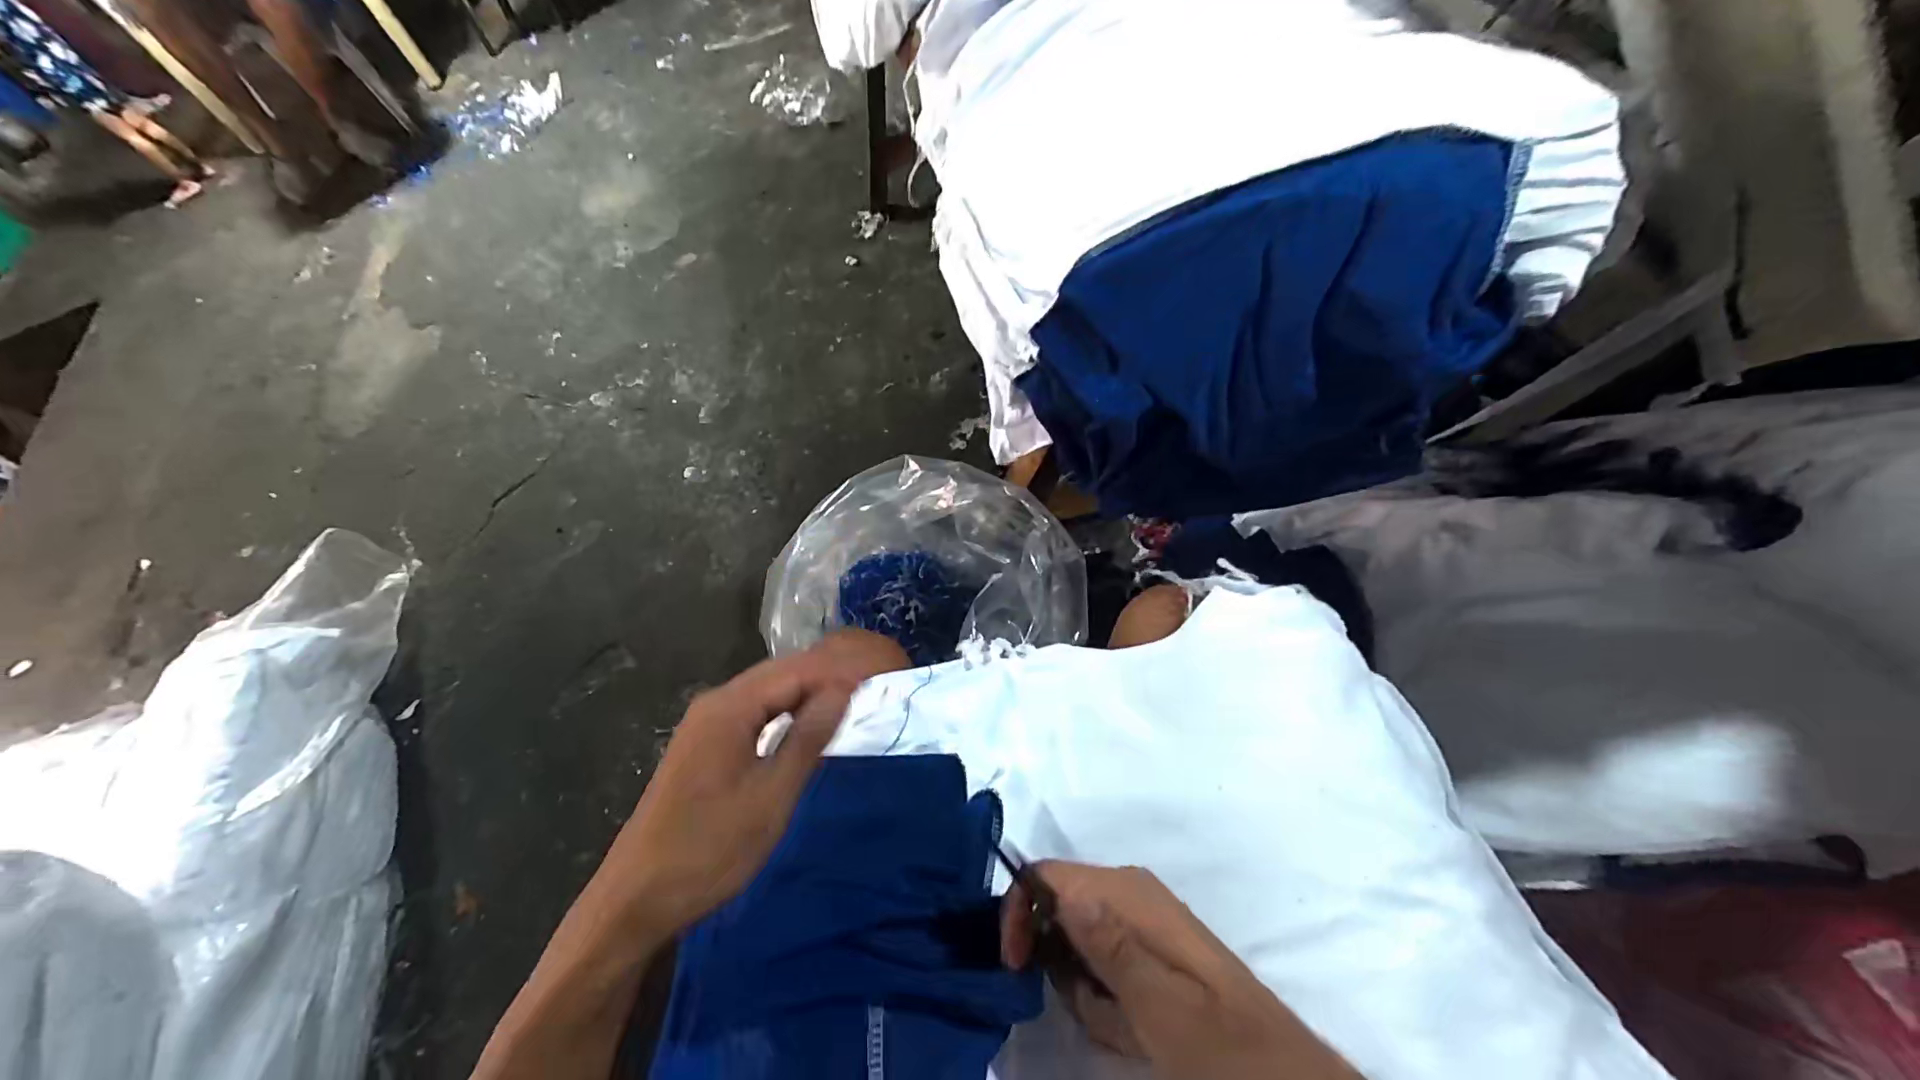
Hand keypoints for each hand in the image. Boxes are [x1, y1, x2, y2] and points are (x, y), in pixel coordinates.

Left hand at [590, 630, 907, 939]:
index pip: (797, 671)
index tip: (885, 674)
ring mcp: (707, 725)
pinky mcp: (706, 746)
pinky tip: (812, 725)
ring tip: (856, 699)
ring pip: (769, 694)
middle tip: (878, 683)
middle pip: (782, 675)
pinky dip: (789, 713)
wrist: (636, 898)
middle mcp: (716, 704)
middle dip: (830, 675)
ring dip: (811, 693)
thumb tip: (844, 690)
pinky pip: (757, 714)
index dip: (842, 670)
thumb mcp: (770, 797)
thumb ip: (807, 738)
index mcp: (730, 708)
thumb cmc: (709, 849)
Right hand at [1002, 862, 1361, 1079]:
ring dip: (1085, 990)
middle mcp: (1131, 892)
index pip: (1046, 875)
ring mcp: (1140, 918)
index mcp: (1129, 893)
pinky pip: (1099, 962)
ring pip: (1074, 942)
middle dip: (1059, 964)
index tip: (1014, 967)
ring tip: (1122, 1027)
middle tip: (1093, 1012)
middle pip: (1056, 908)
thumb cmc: (1220, 1046)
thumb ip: (1110, 948)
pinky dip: (1104, 999)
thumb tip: (1067, 893)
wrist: (1281, 1075)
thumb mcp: (1161, 1007)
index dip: (1018, 912)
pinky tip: (1131, 1027)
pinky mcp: (1146, 947)